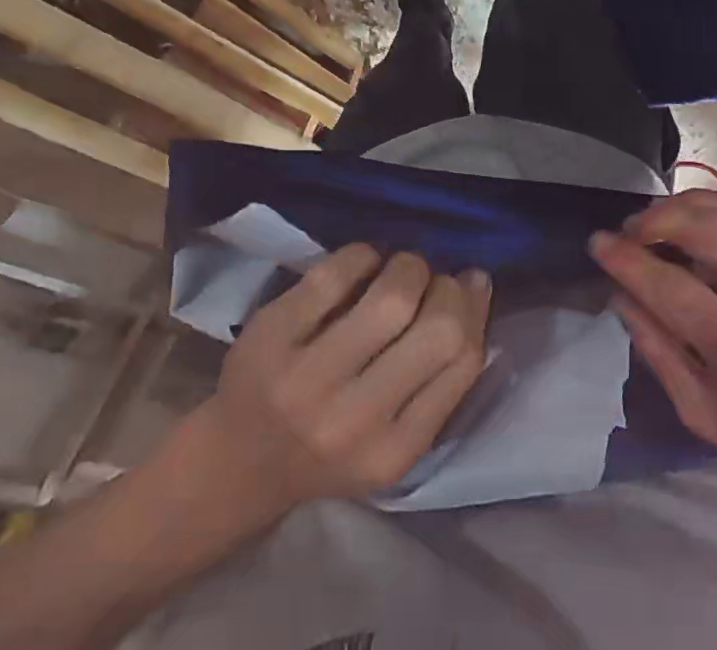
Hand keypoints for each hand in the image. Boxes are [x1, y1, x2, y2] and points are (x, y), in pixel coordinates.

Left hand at [182, 244, 491, 515]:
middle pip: (437, 330)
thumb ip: (437, 382)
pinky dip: (361, 256)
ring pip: (391, 297)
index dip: (475, 312)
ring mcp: (308, 376)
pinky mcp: (272, 334)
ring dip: (409, 268)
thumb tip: (476, 291)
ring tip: (402, 269)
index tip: (472, 287)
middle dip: (448, 289)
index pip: (462, 363)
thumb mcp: (394, 441)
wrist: (240, 460)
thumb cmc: (328, 450)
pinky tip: (363, 263)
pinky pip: (334, 274)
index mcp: (395, 450)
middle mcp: (355, 418)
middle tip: (436, 280)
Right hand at [589, 191, 716, 506]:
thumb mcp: (706, 415)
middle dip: (663, 220)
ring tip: (668, 217)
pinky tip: (715, 218)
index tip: (600, 243)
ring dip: (698, 206)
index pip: (681, 295)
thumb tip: (621, 290)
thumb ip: (659, 351)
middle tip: (634, 227)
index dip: (631, 262)